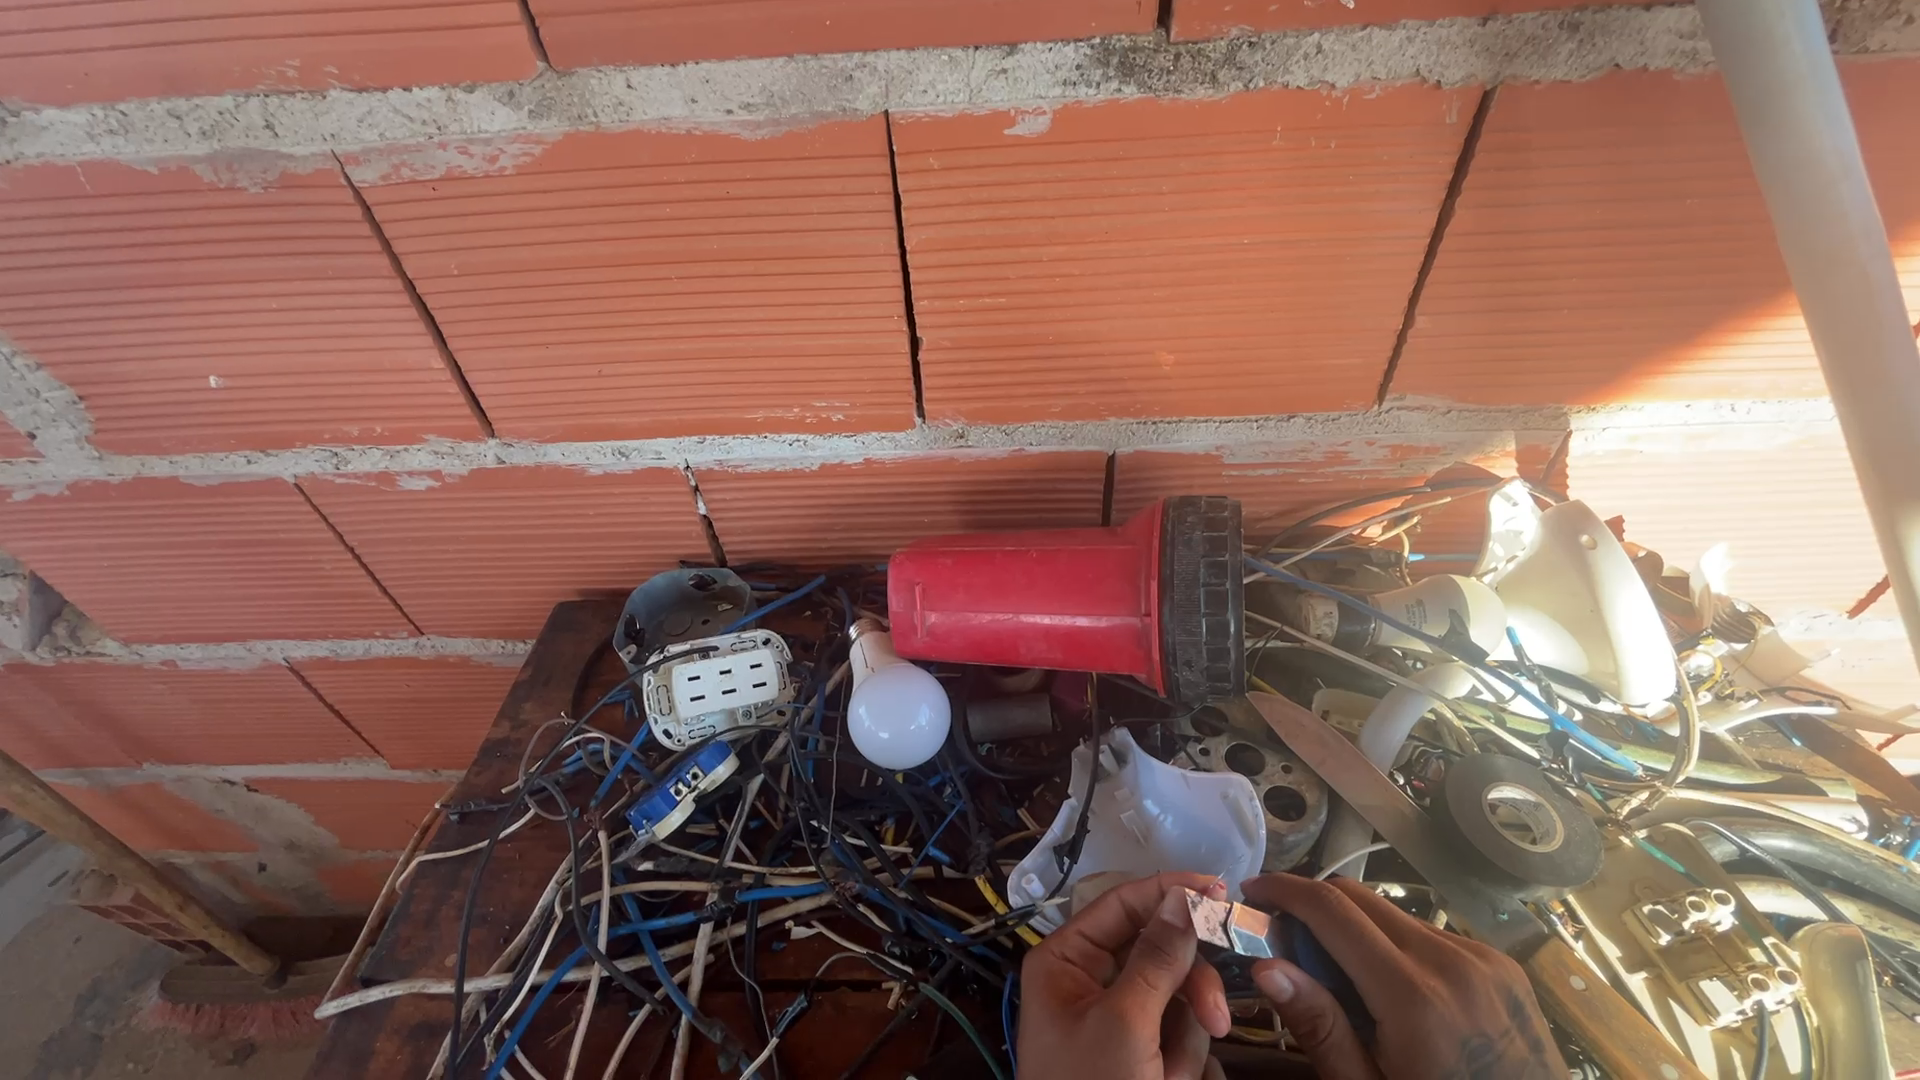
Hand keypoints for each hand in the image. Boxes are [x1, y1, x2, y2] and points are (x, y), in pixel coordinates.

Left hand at [1016, 872, 1233, 1079]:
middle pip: (1157, 951)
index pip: (1122, 903)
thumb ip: (1158, 958)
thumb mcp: (1125, 1024)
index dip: (1169, 892)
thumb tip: (1184, 896)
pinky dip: (1182, 1064)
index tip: (1220, 891)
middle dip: (1187, 988)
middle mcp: (1089, 978)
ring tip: (1166, 1078)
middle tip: (1214, 1019)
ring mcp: (1116, 1018)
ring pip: (1176, 996)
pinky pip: (1178, 1035)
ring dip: (1183, 1039)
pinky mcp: (1139, 1053)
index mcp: (1066, 958)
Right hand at [1241, 874, 1565, 1079]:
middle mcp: (1451, 960)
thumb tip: (1264, 965)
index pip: (1330, 908)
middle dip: (1310, 903)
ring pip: (1390, 911)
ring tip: (1338, 970)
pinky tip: (1390, 985)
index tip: (1250, 893)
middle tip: (1282, 934)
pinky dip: (1392, 942)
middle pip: (1357, 896)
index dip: (1282, 889)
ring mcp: (1483, 958)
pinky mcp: (1502, 964)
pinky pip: (1426, 931)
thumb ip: (1320, 1026)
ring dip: (1352, 924)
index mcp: (1415, 996)